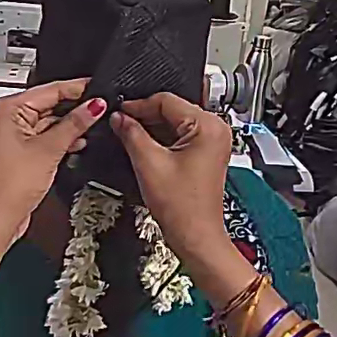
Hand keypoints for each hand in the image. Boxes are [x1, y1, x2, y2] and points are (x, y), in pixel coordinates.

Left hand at [0, 78, 104, 240]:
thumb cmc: (7, 188)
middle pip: (50, 103)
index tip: (99, 88)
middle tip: (101, 107)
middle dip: (75, 107)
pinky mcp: (20, 151)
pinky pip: (45, 136)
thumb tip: (94, 105)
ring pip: (49, 120)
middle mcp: (7, 118)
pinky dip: (62, 138)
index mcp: (8, 109)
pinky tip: (78, 142)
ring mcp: (13, 135)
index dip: (78, 88)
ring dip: (70, 125)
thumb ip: (75, 124)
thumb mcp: (49, 149)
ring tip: (93, 125)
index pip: (50, 89)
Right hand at [110, 93, 233, 262]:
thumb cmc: (183, 208)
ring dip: (152, 127)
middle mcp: (216, 129)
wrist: (196, 236)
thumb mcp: (149, 164)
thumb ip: (131, 134)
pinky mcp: (207, 151)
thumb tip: (119, 117)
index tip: (119, 111)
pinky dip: (162, 138)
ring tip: (129, 134)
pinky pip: (182, 134)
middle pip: (172, 109)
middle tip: (120, 123)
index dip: (138, 105)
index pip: (167, 100)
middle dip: (145, 116)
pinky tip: (145, 145)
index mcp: (208, 126)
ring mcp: (213, 140)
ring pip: (175, 121)